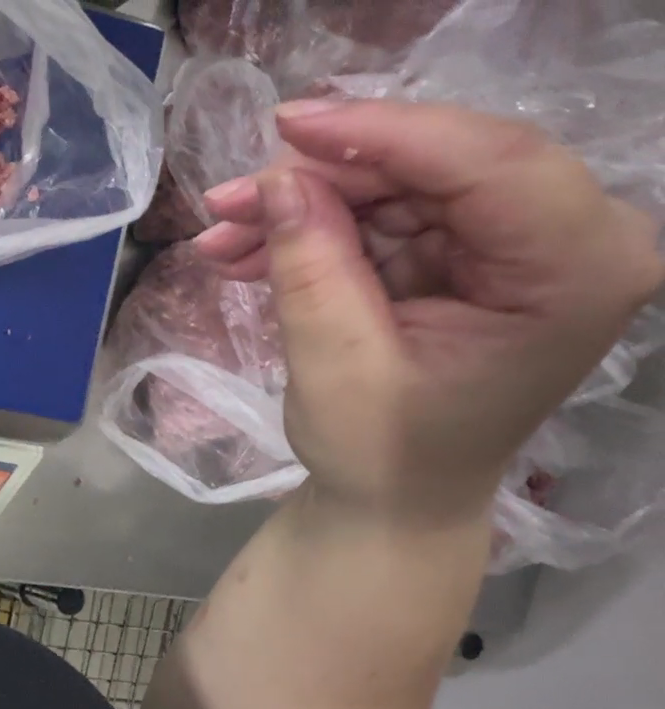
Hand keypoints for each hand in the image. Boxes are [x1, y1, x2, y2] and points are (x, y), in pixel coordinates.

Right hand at [192, 101, 663, 524]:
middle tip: (225, 200)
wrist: (395, 499)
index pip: (490, 164)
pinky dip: (315, 233)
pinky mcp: (471, 256)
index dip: (384, 134)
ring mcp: (518, 244)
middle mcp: (568, 239)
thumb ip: (312, 268)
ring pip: (404, 188)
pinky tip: (249, 251)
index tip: (286, 125)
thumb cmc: (379, 452)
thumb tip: (275, 184)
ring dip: (305, 208)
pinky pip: (389, 220)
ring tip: (219, 237)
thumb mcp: (336, 366)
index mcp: (573, 271)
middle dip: (324, 178)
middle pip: (442, 167)